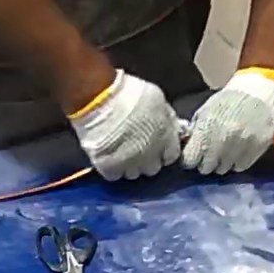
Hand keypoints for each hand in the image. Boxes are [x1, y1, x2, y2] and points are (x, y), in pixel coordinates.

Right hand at [66, 70, 181, 181]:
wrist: (101, 102)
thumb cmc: (130, 96)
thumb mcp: (158, 102)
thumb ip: (166, 120)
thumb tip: (172, 129)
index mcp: (165, 136)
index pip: (171, 156)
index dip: (164, 152)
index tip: (157, 148)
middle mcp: (149, 154)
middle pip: (152, 169)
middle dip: (147, 161)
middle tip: (138, 151)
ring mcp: (128, 163)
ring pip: (133, 175)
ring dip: (129, 166)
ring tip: (122, 154)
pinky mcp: (109, 169)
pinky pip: (114, 176)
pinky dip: (113, 170)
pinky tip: (110, 159)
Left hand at [180, 68, 273, 174]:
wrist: (262, 84)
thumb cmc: (229, 99)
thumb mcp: (204, 112)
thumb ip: (194, 133)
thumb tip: (186, 149)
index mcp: (206, 131)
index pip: (189, 162)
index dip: (191, 160)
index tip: (195, 155)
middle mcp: (223, 141)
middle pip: (206, 168)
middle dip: (206, 162)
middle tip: (212, 153)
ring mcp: (242, 144)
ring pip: (224, 169)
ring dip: (223, 163)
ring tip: (227, 150)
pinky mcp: (259, 145)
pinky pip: (242, 166)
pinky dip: (239, 161)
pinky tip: (240, 150)